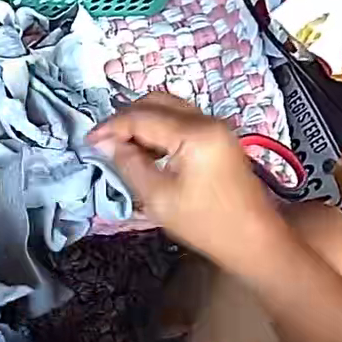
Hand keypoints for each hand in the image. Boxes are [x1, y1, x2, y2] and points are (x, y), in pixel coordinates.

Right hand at [88, 93, 284, 269]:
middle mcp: (207, 120)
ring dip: (142, 121)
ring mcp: (216, 126)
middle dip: (125, 118)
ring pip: (169, 108)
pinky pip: (181, 120)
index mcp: (194, 133)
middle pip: (156, 102)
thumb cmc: (205, 224)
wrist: (253, 239)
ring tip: (121, 147)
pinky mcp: (219, 137)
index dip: (111, 127)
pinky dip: (159, 129)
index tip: (88, 142)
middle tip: (103, 142)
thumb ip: (129, 164)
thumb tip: (106, 143)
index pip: (142, 116)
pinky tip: (146, 150)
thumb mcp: (158, 198)